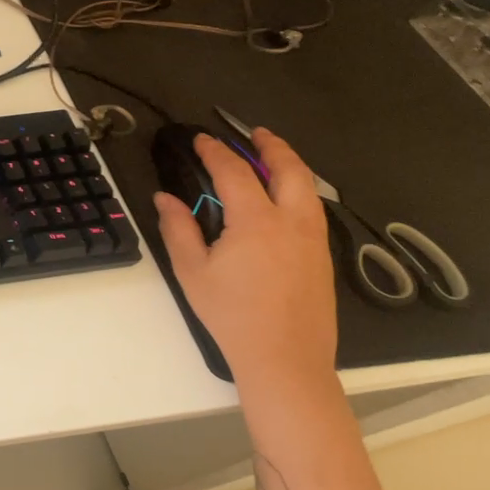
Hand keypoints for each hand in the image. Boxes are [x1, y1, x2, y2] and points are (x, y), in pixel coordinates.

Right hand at [152, 129, 338, 389]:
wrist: (284, 356)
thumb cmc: (231, 314)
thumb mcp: (192, 271)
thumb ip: (178, 229)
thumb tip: (166, 199)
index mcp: (256, 222)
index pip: (234, 173)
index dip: (215, 152)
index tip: (201, 140)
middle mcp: (292, 222)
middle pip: (290, 170)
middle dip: (272, 146)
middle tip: (255, 133)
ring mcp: (314, 239)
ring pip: (309, 189)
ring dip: (290, 166)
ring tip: (272, 157)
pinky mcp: (323, 256)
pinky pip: (312, 210)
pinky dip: (298, 190)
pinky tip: (283, 199)